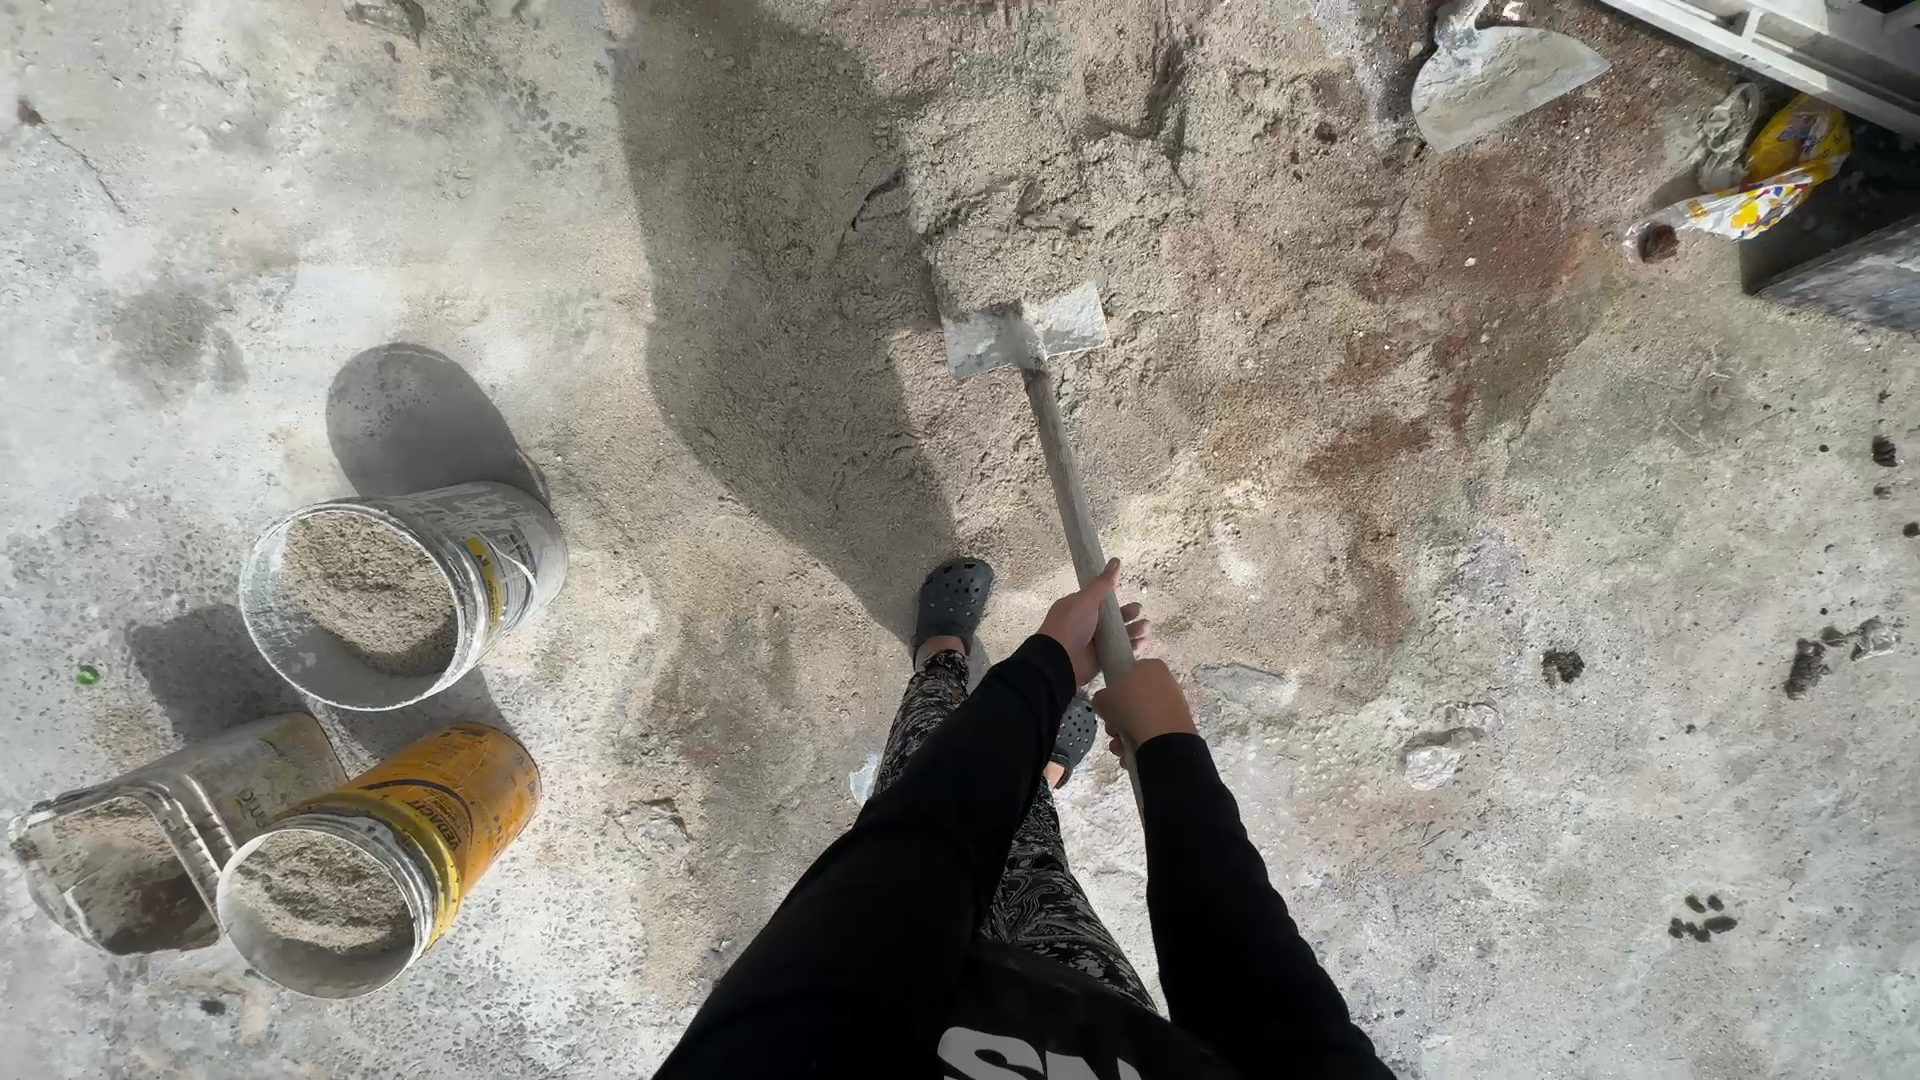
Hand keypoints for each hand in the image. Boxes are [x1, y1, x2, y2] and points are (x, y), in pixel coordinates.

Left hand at [1036, 559, 1150, 685]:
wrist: (1059, 662)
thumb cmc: (1070, 626)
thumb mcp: (1085, 601)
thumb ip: (1102, 584)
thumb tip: (1116, 561)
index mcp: (1079, 607)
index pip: (1100, 598)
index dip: (1113, 594)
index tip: (1125, 588)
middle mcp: (1087, 623)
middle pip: (1113, 616)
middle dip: (1128, 613)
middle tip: (1139, 610)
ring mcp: (1095, 642)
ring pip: (1120, 634)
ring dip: (1134, 629)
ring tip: (1146, 628)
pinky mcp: (1102, 659)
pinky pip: (1121, 651)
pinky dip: (1133, 647)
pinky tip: (1144, 643)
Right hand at [1093, 659, 1196, 757]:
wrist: (1163, 739)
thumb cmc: (1131, 708)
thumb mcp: (1103, 698)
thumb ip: (1101, 698)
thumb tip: (1104, 704)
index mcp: (1152, 666)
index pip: (1129, 673)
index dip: (1115, 689)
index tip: (1108, 704)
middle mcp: (1167, 684)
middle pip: (1134, 700)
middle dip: (1119, 718)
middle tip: (1112, 727)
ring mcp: (1175, 707)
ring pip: (1142, 720)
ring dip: (1126, 735)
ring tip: (1119, 746)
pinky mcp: (1179, 729)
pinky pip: (1153, 735)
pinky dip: (1141, 745)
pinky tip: (1130, 755)